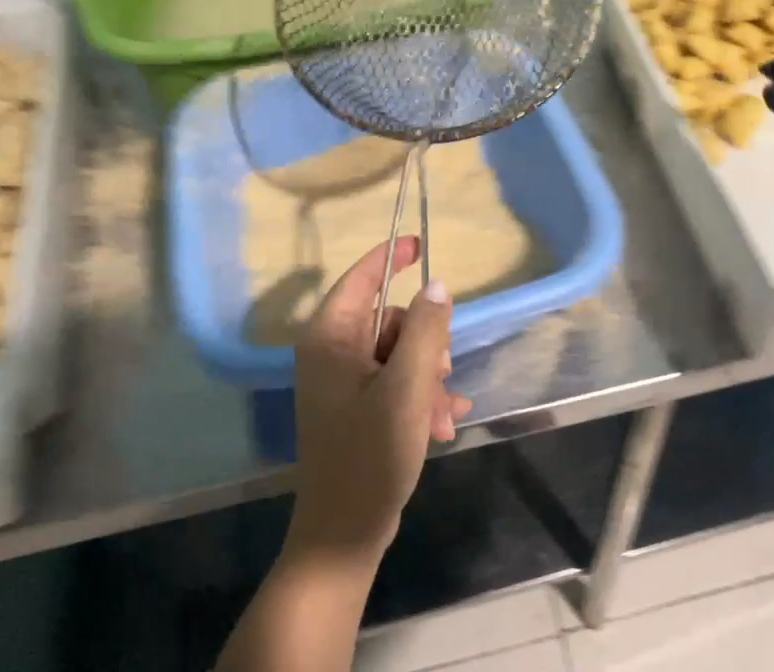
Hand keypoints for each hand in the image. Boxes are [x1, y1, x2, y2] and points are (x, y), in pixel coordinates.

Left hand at [288, 236, 472, 565]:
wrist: (345, 531)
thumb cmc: (371, 453)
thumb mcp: (407, 387)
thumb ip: (425, 331)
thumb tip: (435, 286)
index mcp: (330, 338)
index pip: (360, 278)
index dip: (391, 256)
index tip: (421, 242)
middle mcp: (330, 354)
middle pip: (390, 321)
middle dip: (426, 345)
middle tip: (444, 374)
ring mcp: (341, 383)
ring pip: (400, 355)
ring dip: (429, 380)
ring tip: (443, 415)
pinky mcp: (354, 409)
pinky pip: (395, 384)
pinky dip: (420, 399)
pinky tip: (442, 425)